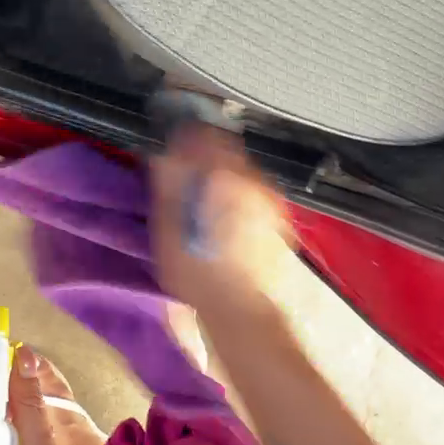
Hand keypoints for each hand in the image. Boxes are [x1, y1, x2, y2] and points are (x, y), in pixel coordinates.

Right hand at [149, 124, 295, 325]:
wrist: (242, 311)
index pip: (203, 133)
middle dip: (205, 153)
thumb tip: (164, 153)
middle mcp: (252, 178)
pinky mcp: (279, 217)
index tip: (173, 143)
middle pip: (226, 148)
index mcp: (222, 174)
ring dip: (223, 173)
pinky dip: (239, 194)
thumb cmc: (197, 271)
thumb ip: (168, 183)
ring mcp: (270, 198)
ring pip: (242, 169)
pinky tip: (227, 216)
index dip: (186, 134)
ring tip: (205, 196)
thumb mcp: (168, 228)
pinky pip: (255, 191)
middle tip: (186, 170)